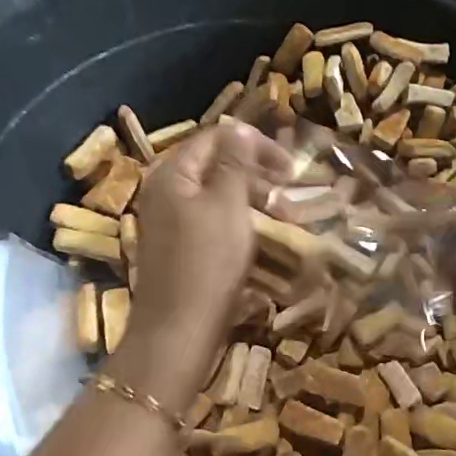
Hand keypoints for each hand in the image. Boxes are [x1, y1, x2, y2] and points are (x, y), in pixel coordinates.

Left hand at [127, 122, 287, 345]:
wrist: (180, 327)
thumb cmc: (209, 261)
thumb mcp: (228, 205)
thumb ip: (236, 163)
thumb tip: (240, 128)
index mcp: (173, 173)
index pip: (215, 138)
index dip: (254, 144)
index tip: (290, 166)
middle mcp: (165, 191)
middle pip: (214, 165)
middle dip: (255, 171)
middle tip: (290, 189)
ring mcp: (170, 221)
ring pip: (215, 195)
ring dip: (251, 197)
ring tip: (283, 214)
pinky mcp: (179, 247)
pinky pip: (211, 220)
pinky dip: (238, 220)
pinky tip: (260, 235)